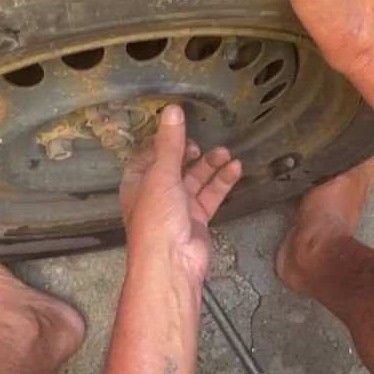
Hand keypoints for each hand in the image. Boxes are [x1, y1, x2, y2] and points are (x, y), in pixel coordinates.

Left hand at [118, 105, 241, 285]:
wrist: (172, 263)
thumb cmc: (157, 220)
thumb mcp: (161, 175)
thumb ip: (169, 143)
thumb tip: (171, 110)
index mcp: (138, 182)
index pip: (148, 154)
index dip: (163, 141)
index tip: (179, 127)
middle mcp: (156, 193)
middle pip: (175, 165)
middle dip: (190, 152)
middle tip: (201, 144)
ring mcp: (177, 206)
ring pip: (196, 179)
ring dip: (210, 165)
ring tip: (226, 151)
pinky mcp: (197, 218)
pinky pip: (210, 195)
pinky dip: (222, 182)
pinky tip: (235, 168)